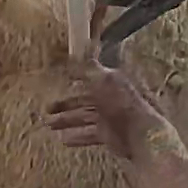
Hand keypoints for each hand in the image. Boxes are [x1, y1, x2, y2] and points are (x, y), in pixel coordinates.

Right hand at [46, 61, 178, 162]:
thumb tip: (81, 48)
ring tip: (49, 124)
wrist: (140, 134)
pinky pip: (89, 135)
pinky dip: (77, 137)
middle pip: (83, 100)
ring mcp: (109, 118)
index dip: (75, 80)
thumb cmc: (122, 104)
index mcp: (110, 83)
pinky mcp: (109, 135)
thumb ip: (89, 68)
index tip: (61, 80)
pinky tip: (64, 140)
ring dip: (66, 120)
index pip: (89, 79)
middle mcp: (110, 99)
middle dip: (65, 104)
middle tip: (47, 109)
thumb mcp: (103, 80)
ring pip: (83, 117)